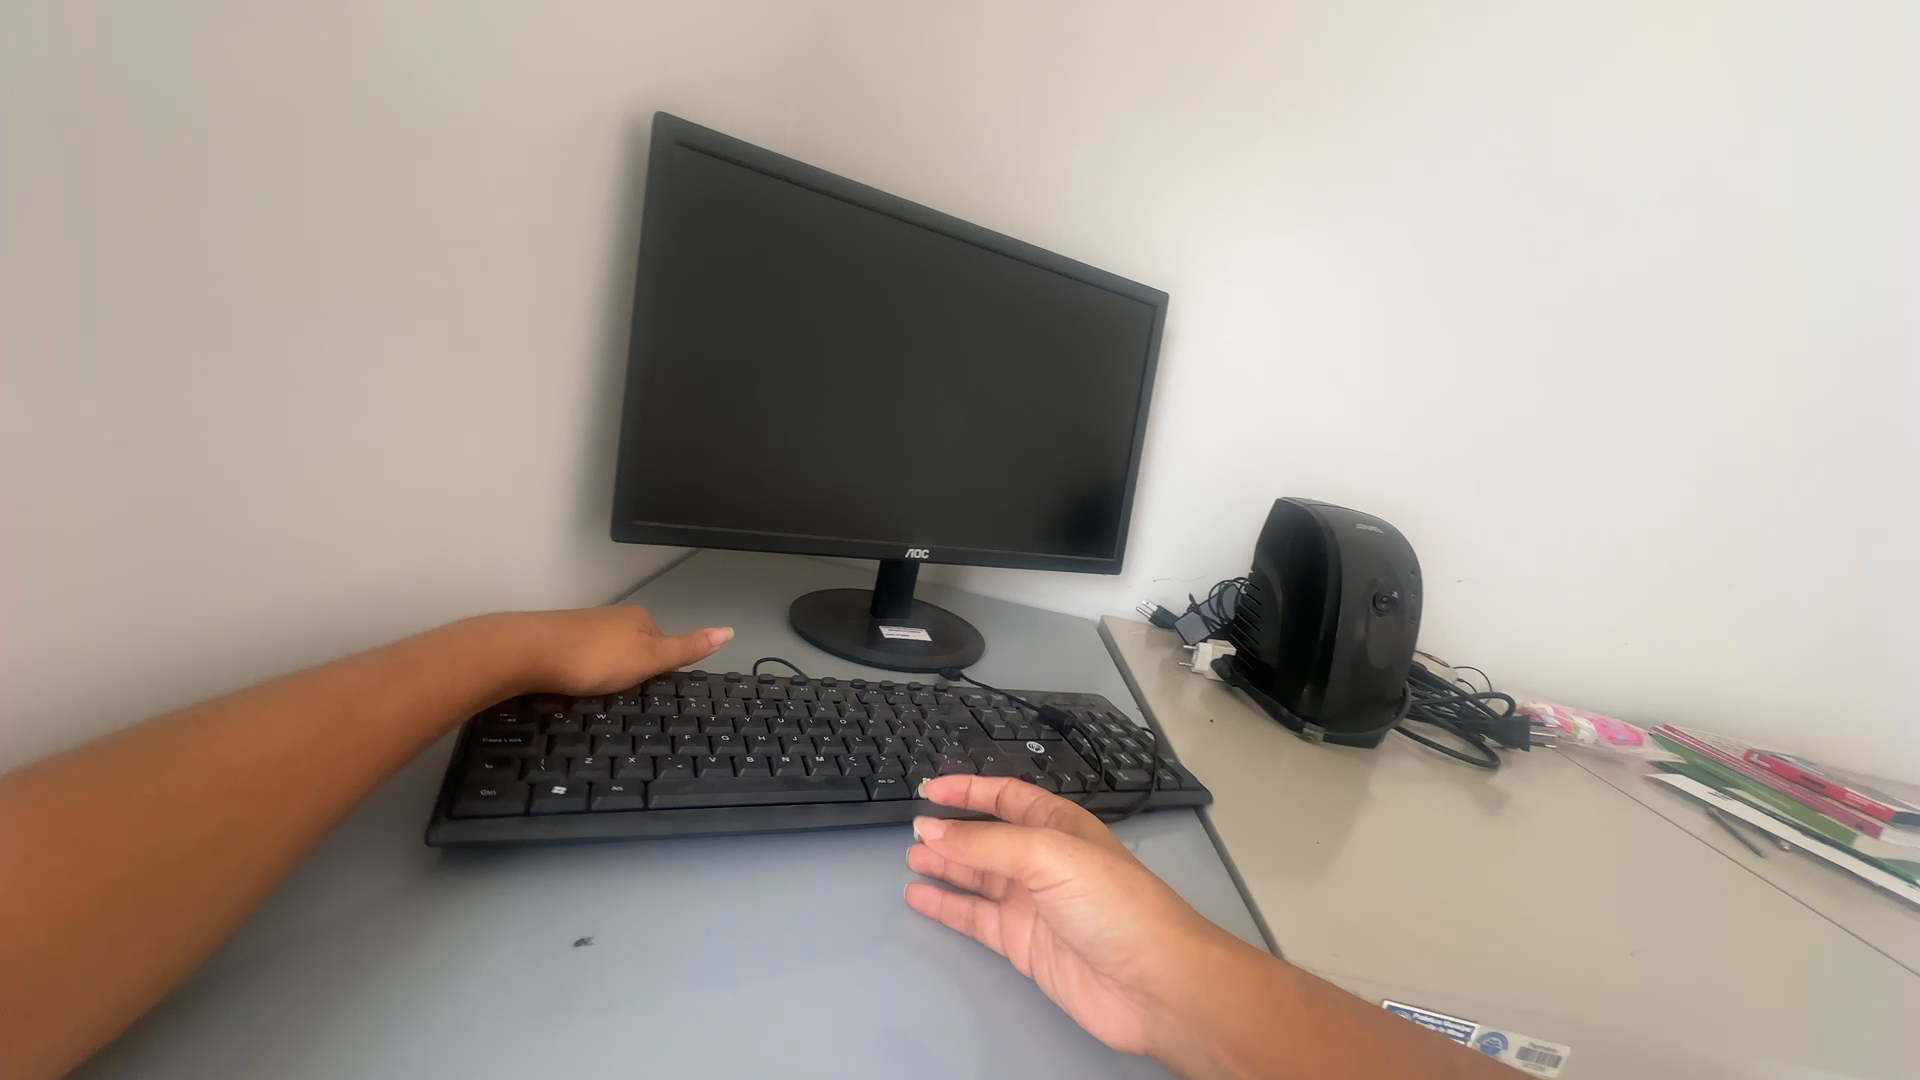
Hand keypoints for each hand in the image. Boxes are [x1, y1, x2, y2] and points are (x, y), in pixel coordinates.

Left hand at [506, 606, 732, 695]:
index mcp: (640, 618)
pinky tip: (571, 684)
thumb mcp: (650, 658)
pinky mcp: (556, 638)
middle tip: (619, 695)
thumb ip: (687, 648)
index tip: (645, 689)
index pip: (661, 643)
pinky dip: (580, 671)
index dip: (656, 668)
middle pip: (632, 647)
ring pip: (604, 653)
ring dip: (602, 671)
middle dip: (628, 670)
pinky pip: (579, 657)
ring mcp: (582, 625)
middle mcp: (613, 616)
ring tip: (593, 692)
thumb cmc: (596, 658)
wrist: (527, 652)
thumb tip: (729, 630)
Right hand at [904, 775, 1252, 1059]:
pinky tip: (920, 897)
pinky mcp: (1023, 943)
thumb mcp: (1049, 855)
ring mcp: (1032, 902)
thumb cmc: (1113, 903)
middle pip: (988, 836)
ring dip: (944, 864)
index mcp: (1057, 824)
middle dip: (952, 830)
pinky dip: (947, 906)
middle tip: (913, 829)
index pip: (1006, 795)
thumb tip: (933, 829)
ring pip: (977, 876)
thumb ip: (987, 842)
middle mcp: (1043, 859)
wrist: (1156, 985)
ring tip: (910, 858)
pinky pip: (975, 917)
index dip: (969, 789)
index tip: (930, 790)